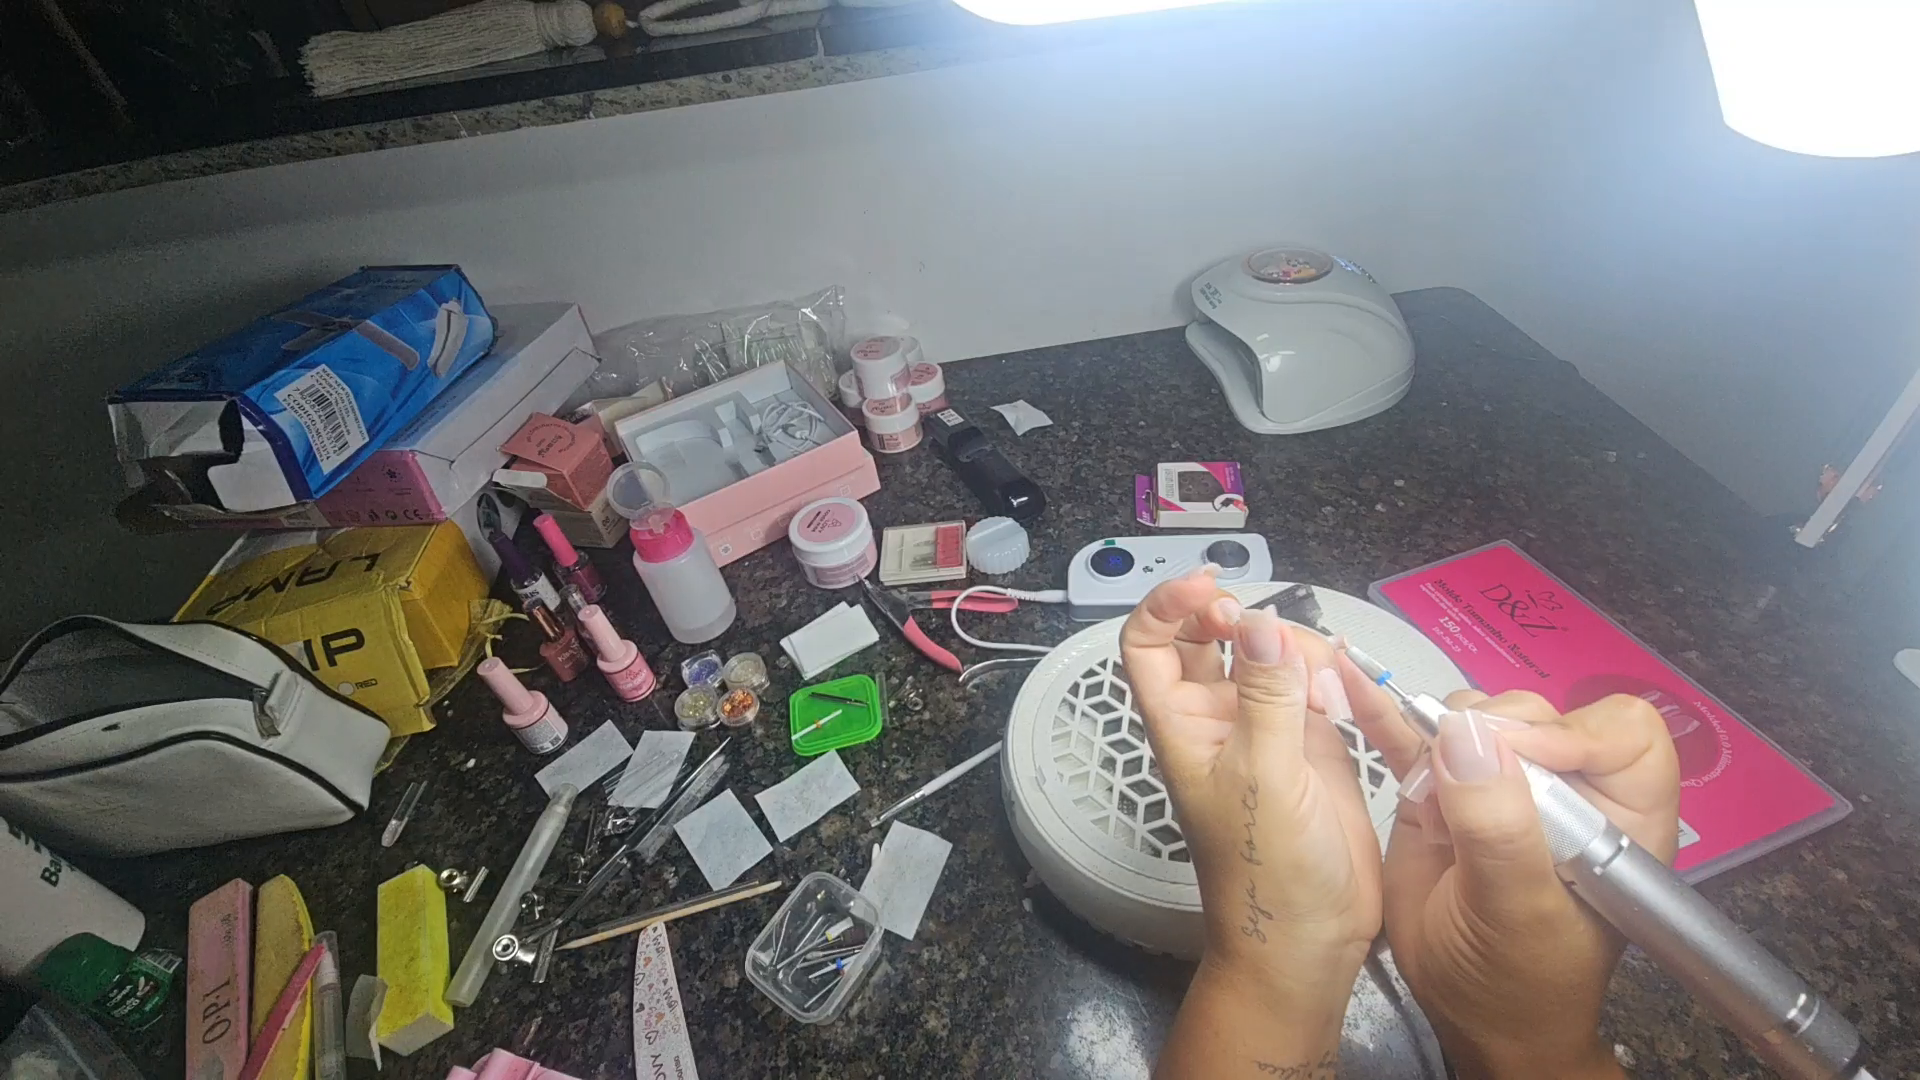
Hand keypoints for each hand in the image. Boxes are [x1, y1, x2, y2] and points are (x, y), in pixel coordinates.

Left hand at [1122, 570, 1380, 1035]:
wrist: (1309, 937)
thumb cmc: (1268, 866)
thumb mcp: (1264, 776)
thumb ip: (1264, 696)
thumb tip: (1259, 620)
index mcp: (1178, 720)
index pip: (1148, 644)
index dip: (1166, 606)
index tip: (1208, 586)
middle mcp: (1211, 713)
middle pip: (1205, 637)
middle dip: (1235, 619)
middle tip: (1270, 626)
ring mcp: (1259, 721)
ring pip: (1260, 653)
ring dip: (1290, 648)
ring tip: (1323, 682)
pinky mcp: (1305, 735)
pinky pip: (1306, 681)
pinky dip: (1324, 670)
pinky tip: (1343, 681)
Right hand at [1346, 678, 1680, 1079]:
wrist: (1461, 1006)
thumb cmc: (1515, 975)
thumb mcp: (1515, 910)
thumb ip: (1498, 827)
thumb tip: (1464, 733)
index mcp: (1613, 818)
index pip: (1619, 735)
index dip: (1571, 732)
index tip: (1513, 756)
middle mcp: (1557, 790)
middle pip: (1533, 714)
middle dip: (1490, 729)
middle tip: (1452, 775)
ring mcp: (1490, 784)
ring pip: (1471, 715)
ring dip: (1437, 725)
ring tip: (1422, 780)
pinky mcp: (1433, 786)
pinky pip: (1409, 734)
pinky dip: (1381, 709)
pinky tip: (1353, 680)